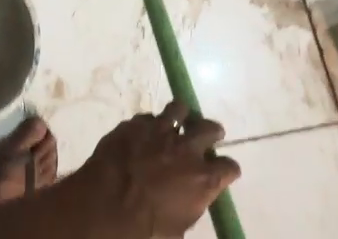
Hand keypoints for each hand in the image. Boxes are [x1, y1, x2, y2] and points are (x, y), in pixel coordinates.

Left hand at [75, 102, 240, 237]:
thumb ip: (191, 204)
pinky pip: (148, 117)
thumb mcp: (180, 227)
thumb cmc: (148, 227)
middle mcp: (186, 149)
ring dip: (181, 116)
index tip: (224, 170)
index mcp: (203, 179)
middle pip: (209, 128)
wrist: (109, 204)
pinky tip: (145, 133)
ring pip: (178, 109)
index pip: (229, 167)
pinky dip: (150, 125)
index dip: (227, 169)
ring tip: (178, 121)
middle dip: (212, 131)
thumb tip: (190, 198)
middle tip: (209, 134)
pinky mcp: (135, 124)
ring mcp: (159, 131)